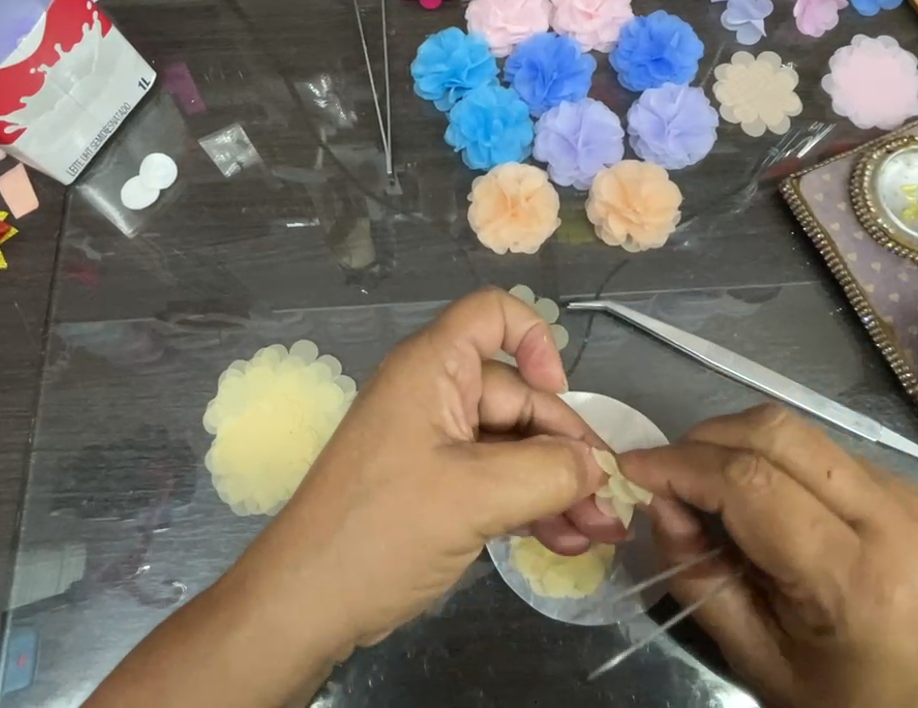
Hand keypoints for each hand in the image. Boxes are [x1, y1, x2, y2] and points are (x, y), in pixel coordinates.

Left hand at [241, 288, 627, 649]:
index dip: (534, 339)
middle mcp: (435, 393)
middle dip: (568, 448)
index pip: (492, 314)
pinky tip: (565, 541)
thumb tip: (596, 467)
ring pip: (513, 444)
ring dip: (557, 485)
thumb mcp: (476, 496)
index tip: (558, 392)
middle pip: (517, 395)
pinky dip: (530, 504)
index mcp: (433, 368)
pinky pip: (496, 477)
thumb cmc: (384, 529)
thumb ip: (548, 472)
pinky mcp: (435, 484)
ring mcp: (435, 441)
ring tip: (599, 534)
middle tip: (612, 503)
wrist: (305, 604)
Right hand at [620, 406, 917, 707]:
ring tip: (702, 480)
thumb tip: (660, 503)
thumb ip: (700, 578)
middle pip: (774, 432)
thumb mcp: (760, 662)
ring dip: (731, 439)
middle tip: (665, 473)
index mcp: (855, 580)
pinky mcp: (905, 485)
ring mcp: (904, 494)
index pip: (750, 485)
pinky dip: (767, 454)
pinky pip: (816, 446)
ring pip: (794, 427)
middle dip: (702, 440)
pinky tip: (756, 493)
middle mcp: (888, 518)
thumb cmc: (851, 704)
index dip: (681, 466)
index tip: (632, 469)